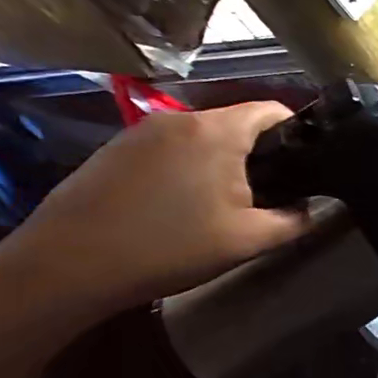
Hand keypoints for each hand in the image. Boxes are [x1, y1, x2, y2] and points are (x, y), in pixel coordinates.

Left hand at [2, 102, 308, 313]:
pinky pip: (169, 148)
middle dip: (258, 153)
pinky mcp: (114, 149)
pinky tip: (177, 205)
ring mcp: (141, 131)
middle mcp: (180, 119)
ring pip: (202, 137)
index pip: (272, 109)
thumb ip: (293, 221)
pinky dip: (185, 168)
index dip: (298, 132)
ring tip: (221, 203)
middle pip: (236, 123)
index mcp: (217, 131)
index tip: (306, 164)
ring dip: (220, 162)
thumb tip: (312, 210)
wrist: (65, 267)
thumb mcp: (246, 241)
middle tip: (266, 194)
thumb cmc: (168, 248)